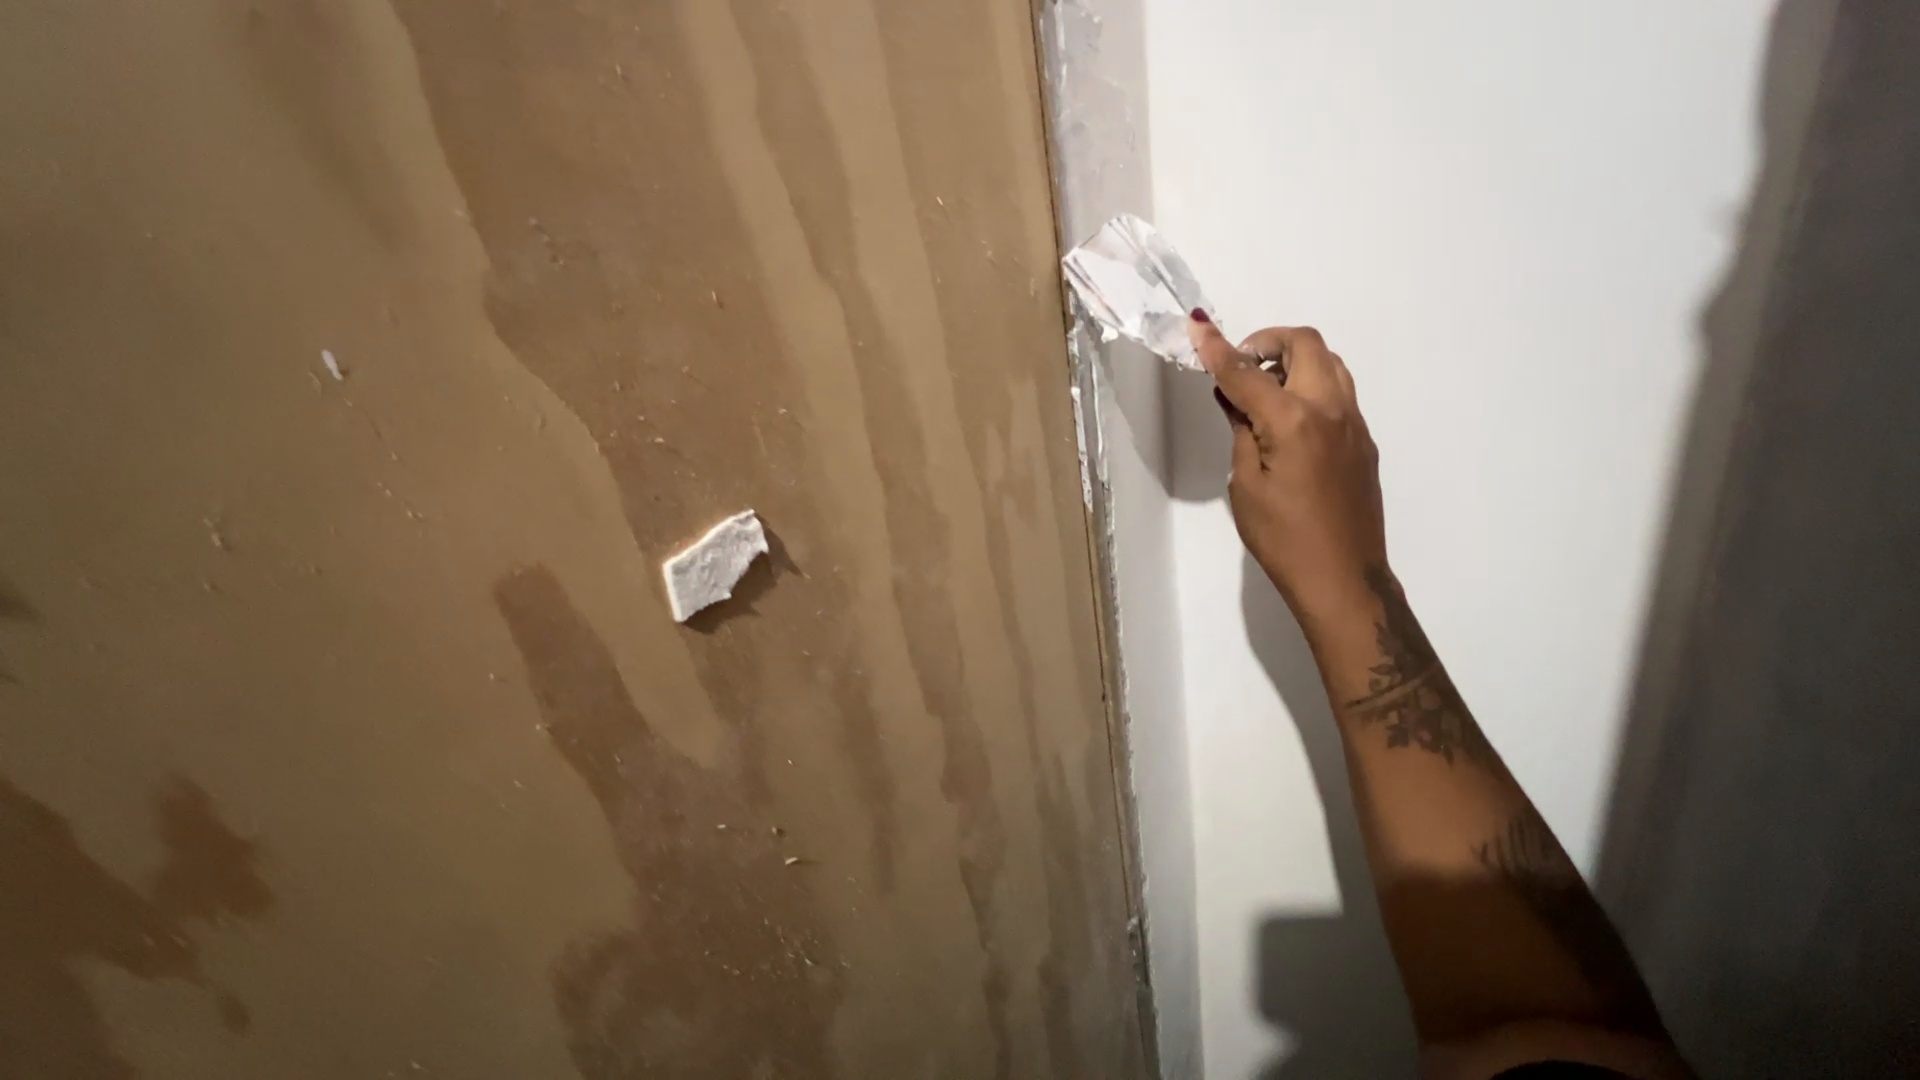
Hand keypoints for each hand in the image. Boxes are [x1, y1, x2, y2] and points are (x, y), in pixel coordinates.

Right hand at [1190, 312, 1385, 621]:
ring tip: (1263, 389)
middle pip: (1305, 343)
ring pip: (1328, 362)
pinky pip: (1338, 391)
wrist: (1342, 577)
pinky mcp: (1363, 440)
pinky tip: (1287, 420)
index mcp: (1293, 421)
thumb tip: (1234, 395)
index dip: (1218, 348)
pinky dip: (1310, 384)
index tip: (1197, 326)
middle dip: (1267, 341)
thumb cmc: (1282, 538)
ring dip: (1293, 360)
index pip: (1247, 372)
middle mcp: (1330, 409)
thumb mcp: (1245, 484)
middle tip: (1239, 366)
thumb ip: (1242, 430)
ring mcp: (1354, 422)